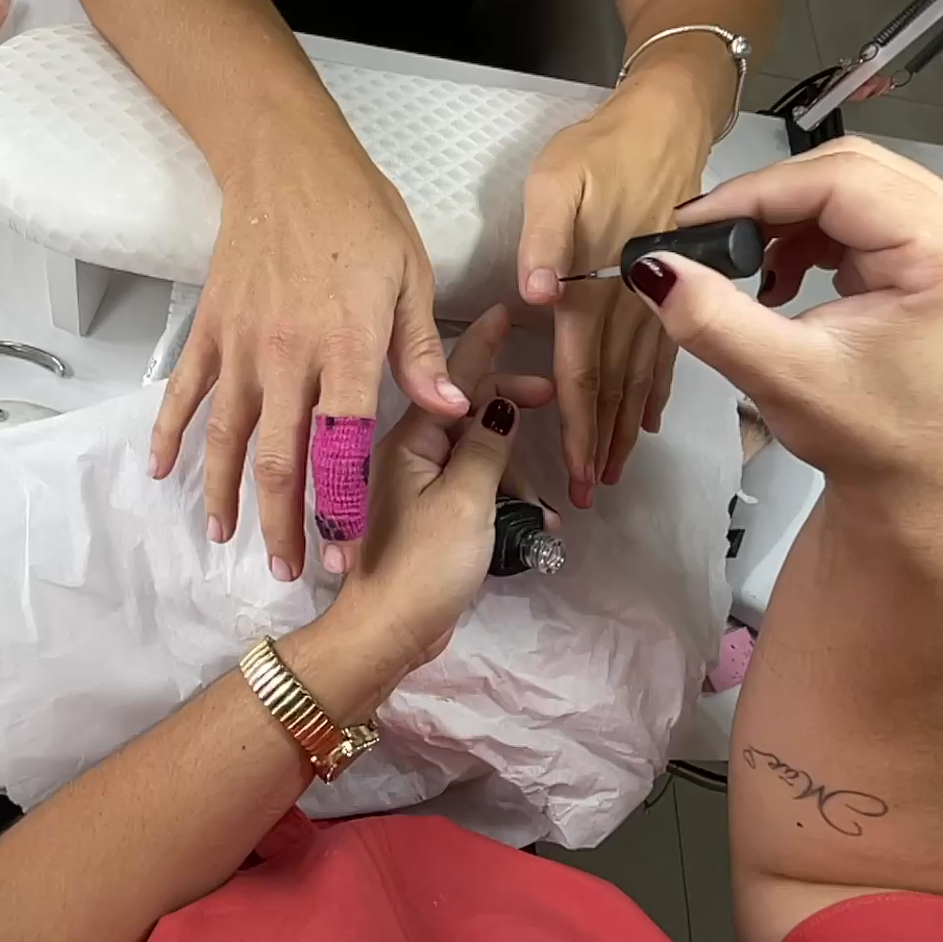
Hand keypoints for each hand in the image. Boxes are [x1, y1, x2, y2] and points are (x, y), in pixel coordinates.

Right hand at [150, 139, 469, 582]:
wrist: (286, 163)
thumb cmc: (360, 215)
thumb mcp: (410, 276)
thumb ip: (421, 351)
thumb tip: (448, 409)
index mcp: (347, 346)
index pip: (346, 444)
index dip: (346, 505)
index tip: (346, 556)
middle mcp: (288, 357)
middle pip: (282, 457)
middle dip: (284, 520)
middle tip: (286, 570)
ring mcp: (240, 346)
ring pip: (226, 436)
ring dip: (226, 494)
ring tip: (226, 540)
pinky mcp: (209, 331)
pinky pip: (182, 391)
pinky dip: (169, 434)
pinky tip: (161, 473)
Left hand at [321, 306, 554, 672]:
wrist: (388, 632)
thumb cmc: (423, 564)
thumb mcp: (463, 500)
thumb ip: (485, 445)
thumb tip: (503, 401)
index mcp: (409, 438)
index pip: (452, 378)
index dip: (485, 344)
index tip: (513, 309)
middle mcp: (409, 452)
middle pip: (468, 411)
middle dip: (511, 408)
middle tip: (555, 399)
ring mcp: (418, 483)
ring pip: (477, 453)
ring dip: (513, 473)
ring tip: (544, 508)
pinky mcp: (430, 513)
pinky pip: (474, 488)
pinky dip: (502, 500)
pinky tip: (532, 526)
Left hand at [517, 76, 711, 506]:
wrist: (666, 121)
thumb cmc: (600, 150)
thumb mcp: (557, 181)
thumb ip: (544, 240)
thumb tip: (535, 296)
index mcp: (591, 294)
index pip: (582, 378)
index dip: (580, 429)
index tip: (580, 474)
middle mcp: (625, 310)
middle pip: (611, 392)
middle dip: (601, 445)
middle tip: (594, 492)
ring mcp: (649, 303)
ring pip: (637, 382)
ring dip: (627, 428)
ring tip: (618, 468)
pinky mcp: (662, 291)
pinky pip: (662, 354)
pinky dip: (654, 391)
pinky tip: (650, 418)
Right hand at [628, 137, 942, 492]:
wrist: (906, 475)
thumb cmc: (861, 433)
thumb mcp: (779, 374)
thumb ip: (711, 317)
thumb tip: (651, 267)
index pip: (842, 181)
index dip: (753, 194)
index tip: (685, 227)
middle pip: (849, 172)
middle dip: (765, 202)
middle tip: (704, 242)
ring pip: (850, 186)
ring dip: (781, 218)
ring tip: (743, 267)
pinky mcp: (937, 250)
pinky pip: (857, 212)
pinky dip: (802, 234)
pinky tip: (778, 276)